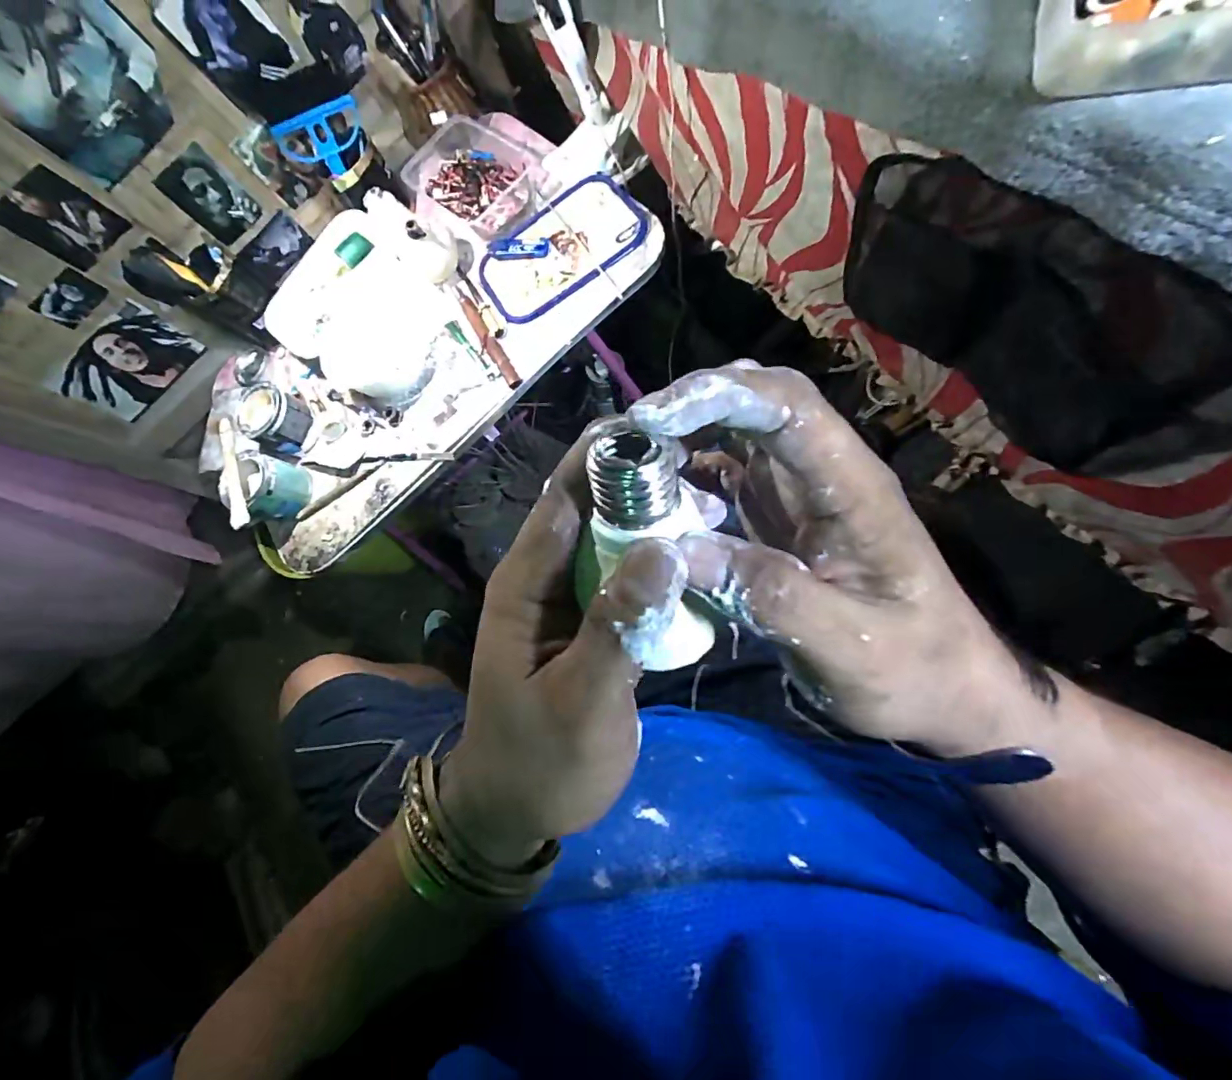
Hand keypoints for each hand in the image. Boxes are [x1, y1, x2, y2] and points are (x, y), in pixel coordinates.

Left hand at [437, 425, 689, 865]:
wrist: (518, 808)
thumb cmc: (540, 760)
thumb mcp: (580, 700)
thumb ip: (616, 624)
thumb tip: (663, 547)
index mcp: (522, 585)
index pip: (560, 501)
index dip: (601, 458)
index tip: (658, 421)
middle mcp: (541, 581)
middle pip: (588, 513)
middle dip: (636, 482)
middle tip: (705, 455)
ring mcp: (567, 603)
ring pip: (609, 544)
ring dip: (650, 520)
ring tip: (713, 493)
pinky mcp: (590, 626)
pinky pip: (622, 580)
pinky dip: (654, 564)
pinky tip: (700, 553)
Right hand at [629, 361, 1040, 756]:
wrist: (943, 692)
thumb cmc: (911, 668)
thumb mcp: (845, 645)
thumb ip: (770, 596)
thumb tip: (675, 554)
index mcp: (850, 488)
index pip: (788, 408)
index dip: (718, 396)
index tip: (649, 419)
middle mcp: (819, 476)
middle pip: (757, 402)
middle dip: (690, 403)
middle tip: (628, 434)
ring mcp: (794, 495)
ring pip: (732, 435)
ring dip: (678, 439)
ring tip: (626, 468)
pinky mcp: (771, 520)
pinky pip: (719, 480)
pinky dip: (680, 481)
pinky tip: (651, 507)